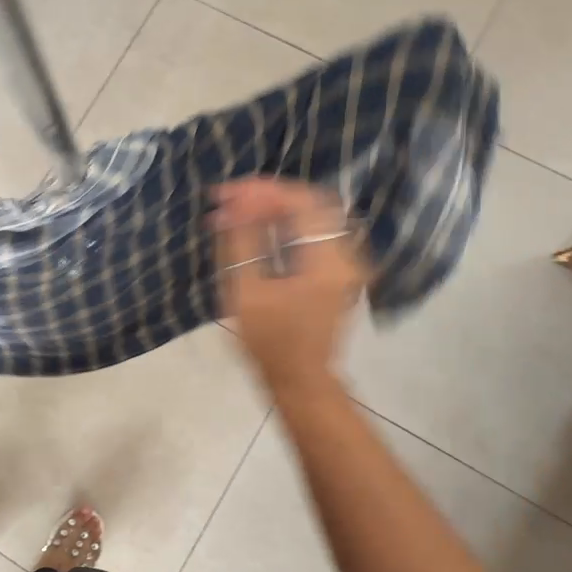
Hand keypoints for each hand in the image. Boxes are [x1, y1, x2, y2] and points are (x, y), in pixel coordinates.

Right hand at [208, 178, 363, 392]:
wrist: (300, 379)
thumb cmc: (270, 341)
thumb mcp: (247, 293)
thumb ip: (242, 244)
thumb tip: (232, 207)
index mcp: (328, 260)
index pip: (300, 203)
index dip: (260, 192)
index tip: (224, 195)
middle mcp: (347, 255)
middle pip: (311, 203)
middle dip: (268, 195)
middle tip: (229, 199)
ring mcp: (346, 262)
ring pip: (312, 215)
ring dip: (275, 207)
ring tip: (238, 210)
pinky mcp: (337, 270)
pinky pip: (313, 231)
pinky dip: (284, 223)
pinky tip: (257, 228)